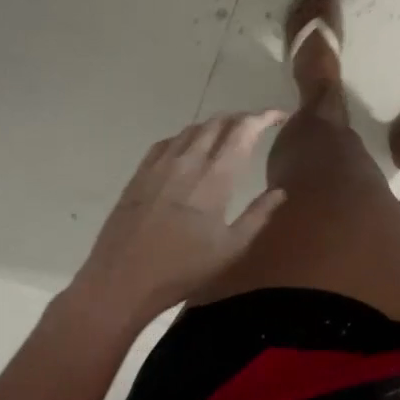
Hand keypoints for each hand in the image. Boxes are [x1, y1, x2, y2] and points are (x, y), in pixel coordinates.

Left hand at [65, 112, 286, 330]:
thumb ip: (258, 215)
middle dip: (242, 118)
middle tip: (257, 127)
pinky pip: (168, 141)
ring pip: (193, 128)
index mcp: (216, 176)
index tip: (279, 115)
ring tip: (227, 136)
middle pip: (219, 121)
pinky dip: (187, 137)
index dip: (264, 116)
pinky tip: (189, 150)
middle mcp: (190, 160)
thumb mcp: (230, 249)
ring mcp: (161, 164)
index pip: (245, 129)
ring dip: (215, 126)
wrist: (118, 284)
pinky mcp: (140, 174)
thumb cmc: (181, 270)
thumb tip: (280, 192)